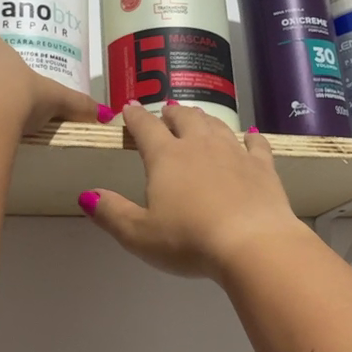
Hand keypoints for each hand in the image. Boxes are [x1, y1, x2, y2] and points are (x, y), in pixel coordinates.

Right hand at [80, 101, 316, 279]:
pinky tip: (250, 135)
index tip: (129, 108)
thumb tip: (88, 195)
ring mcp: (235, 153)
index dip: (135, 116)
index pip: (145, 127)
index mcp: (166, 157)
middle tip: (166, 113)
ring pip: (217, 126)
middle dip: (172, 113)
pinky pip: (256, 143)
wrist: (252, 243)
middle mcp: (200, 146)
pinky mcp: (263, 166)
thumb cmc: (189, 240)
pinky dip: (250, 137)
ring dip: (205, 120)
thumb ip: (112, 213)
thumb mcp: (139, 235)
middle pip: (184, 118)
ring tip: (198, 119)